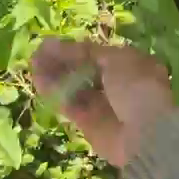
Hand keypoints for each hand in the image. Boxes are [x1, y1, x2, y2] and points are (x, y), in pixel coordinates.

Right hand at [29, 39, 175, 166]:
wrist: (145, 134)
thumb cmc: (137, 87)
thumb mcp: (116, 60)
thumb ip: (86, 52)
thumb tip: (63, 44)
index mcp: (130, 64)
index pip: (97, 53)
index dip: (74, 49)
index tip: (51, 44)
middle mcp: (116, 83)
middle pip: (83, 69)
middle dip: (61, 61)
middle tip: (37, 54)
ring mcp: (103, 104)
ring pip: (74, 87)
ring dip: (54, 76)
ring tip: (33, 65)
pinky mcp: (89, 123)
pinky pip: (70, 105)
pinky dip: (55, 94)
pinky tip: (39, 82)